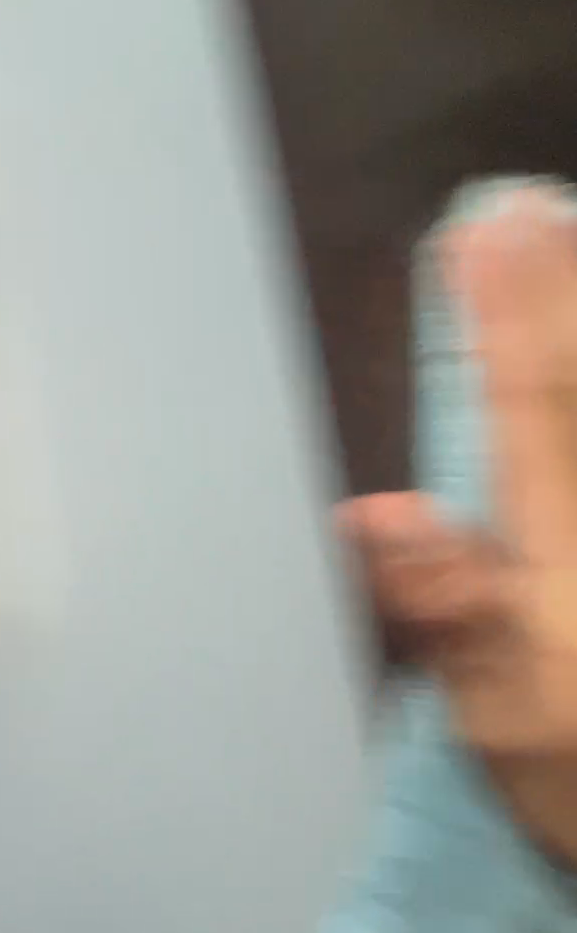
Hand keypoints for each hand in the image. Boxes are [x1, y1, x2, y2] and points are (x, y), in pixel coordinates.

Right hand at [344, 190, 576, 861]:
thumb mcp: (517, 725)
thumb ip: (455, 616)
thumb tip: (375, 512)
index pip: (541, 407)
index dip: (511, 315)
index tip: (486, 230)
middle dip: (570, 294)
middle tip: (540, 207)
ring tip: (574, 250)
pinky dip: (573, 407)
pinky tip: (565, 392)